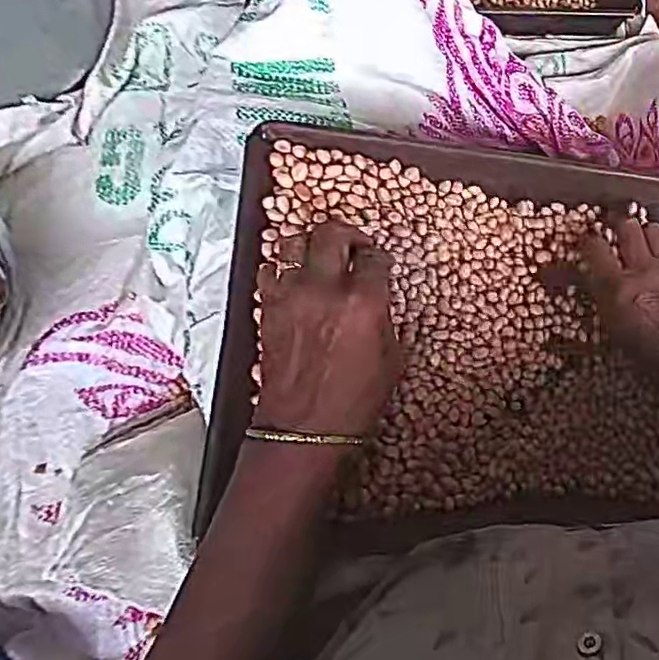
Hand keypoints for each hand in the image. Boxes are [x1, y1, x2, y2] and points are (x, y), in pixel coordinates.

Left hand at [254, 221, 400, 436]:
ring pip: (293, 242)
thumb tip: (377, 297)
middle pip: (330, 234)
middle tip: (354, 245)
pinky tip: (298, 282)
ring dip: (312, 245)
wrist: (306, 426)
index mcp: (363, 303)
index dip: (380, 258)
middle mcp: (324, 291)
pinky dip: (286, 268)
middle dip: (347, 234)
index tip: (381, 263)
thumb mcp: (391, 356)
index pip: (374, 258)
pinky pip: (272, 270)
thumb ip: (383, 316)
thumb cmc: (355, 398)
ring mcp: (289, 297)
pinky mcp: (267, 308)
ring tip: (323, 258)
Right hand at [580, 218, 658, 381]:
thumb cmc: (641, 344)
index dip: (587, 239)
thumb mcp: (610, 321)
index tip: (586, 240)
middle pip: (627, 226)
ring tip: (637, 236)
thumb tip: (586, 274)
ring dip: (643, 229)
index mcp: (617, 286)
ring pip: (652, 229)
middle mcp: (640, 270)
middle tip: (611, 224)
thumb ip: (599, 292)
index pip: (595, 247)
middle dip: (616, 221)